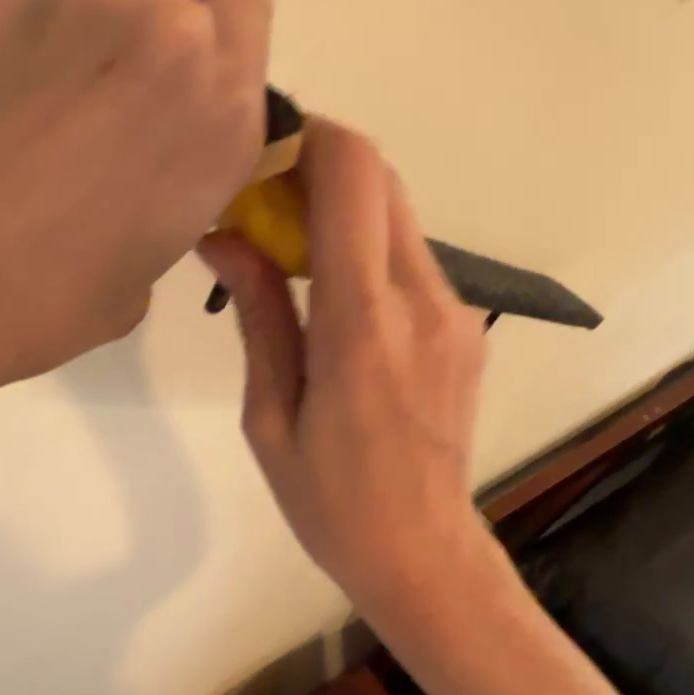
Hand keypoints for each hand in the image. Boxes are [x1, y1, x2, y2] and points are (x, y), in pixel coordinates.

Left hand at [0, 0, 271, 391]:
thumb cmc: (38, 305)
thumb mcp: (135, 281)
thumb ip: (158, 202)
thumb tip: (130, 178)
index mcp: (221, 119)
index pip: (245, 16)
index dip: (212, 52)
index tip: (170, 97)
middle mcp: (171, 35)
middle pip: (175, 5)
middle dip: (142, 51)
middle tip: (87, 115)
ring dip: (72, 35)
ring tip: (12, 105)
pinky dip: (6, 19)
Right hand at [198, 120, 492, 618]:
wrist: (423, 554)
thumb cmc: (330, 503)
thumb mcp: (271, 417)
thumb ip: (259, 316)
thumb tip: (226, 238)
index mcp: (362, 324)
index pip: (352, 176)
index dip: (306, 141)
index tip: (258, 164)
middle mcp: (422, 299)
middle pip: (380, 180)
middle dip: (317, 174)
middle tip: (262, 216)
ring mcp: (455, 312)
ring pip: (397, 218)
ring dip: (341, 217)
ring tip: (290, 267)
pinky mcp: (467, 329)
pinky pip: (412, 262)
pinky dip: (367, 256)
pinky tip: (335, 310)